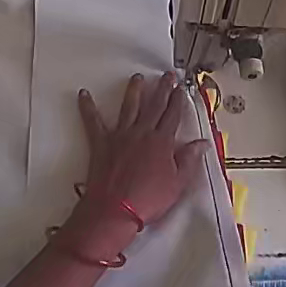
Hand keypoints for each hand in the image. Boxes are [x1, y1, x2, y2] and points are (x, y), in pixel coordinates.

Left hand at [59, 73, 209, 260]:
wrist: (115, 210)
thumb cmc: (146, 200)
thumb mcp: (178, 183)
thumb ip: (189, 160)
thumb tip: (200, 144)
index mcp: (162, 142)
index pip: (173, 115)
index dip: (178, 100)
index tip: (180, 89)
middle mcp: (142, 133)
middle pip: (155, 105)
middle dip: (162, 88)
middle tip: (167, 76)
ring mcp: (121, 135)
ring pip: (129, 106)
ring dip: (134, 90)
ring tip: (137, 78)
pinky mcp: (102, 143)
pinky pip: (93, 121)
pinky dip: (88, 107)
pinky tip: (84, 95)